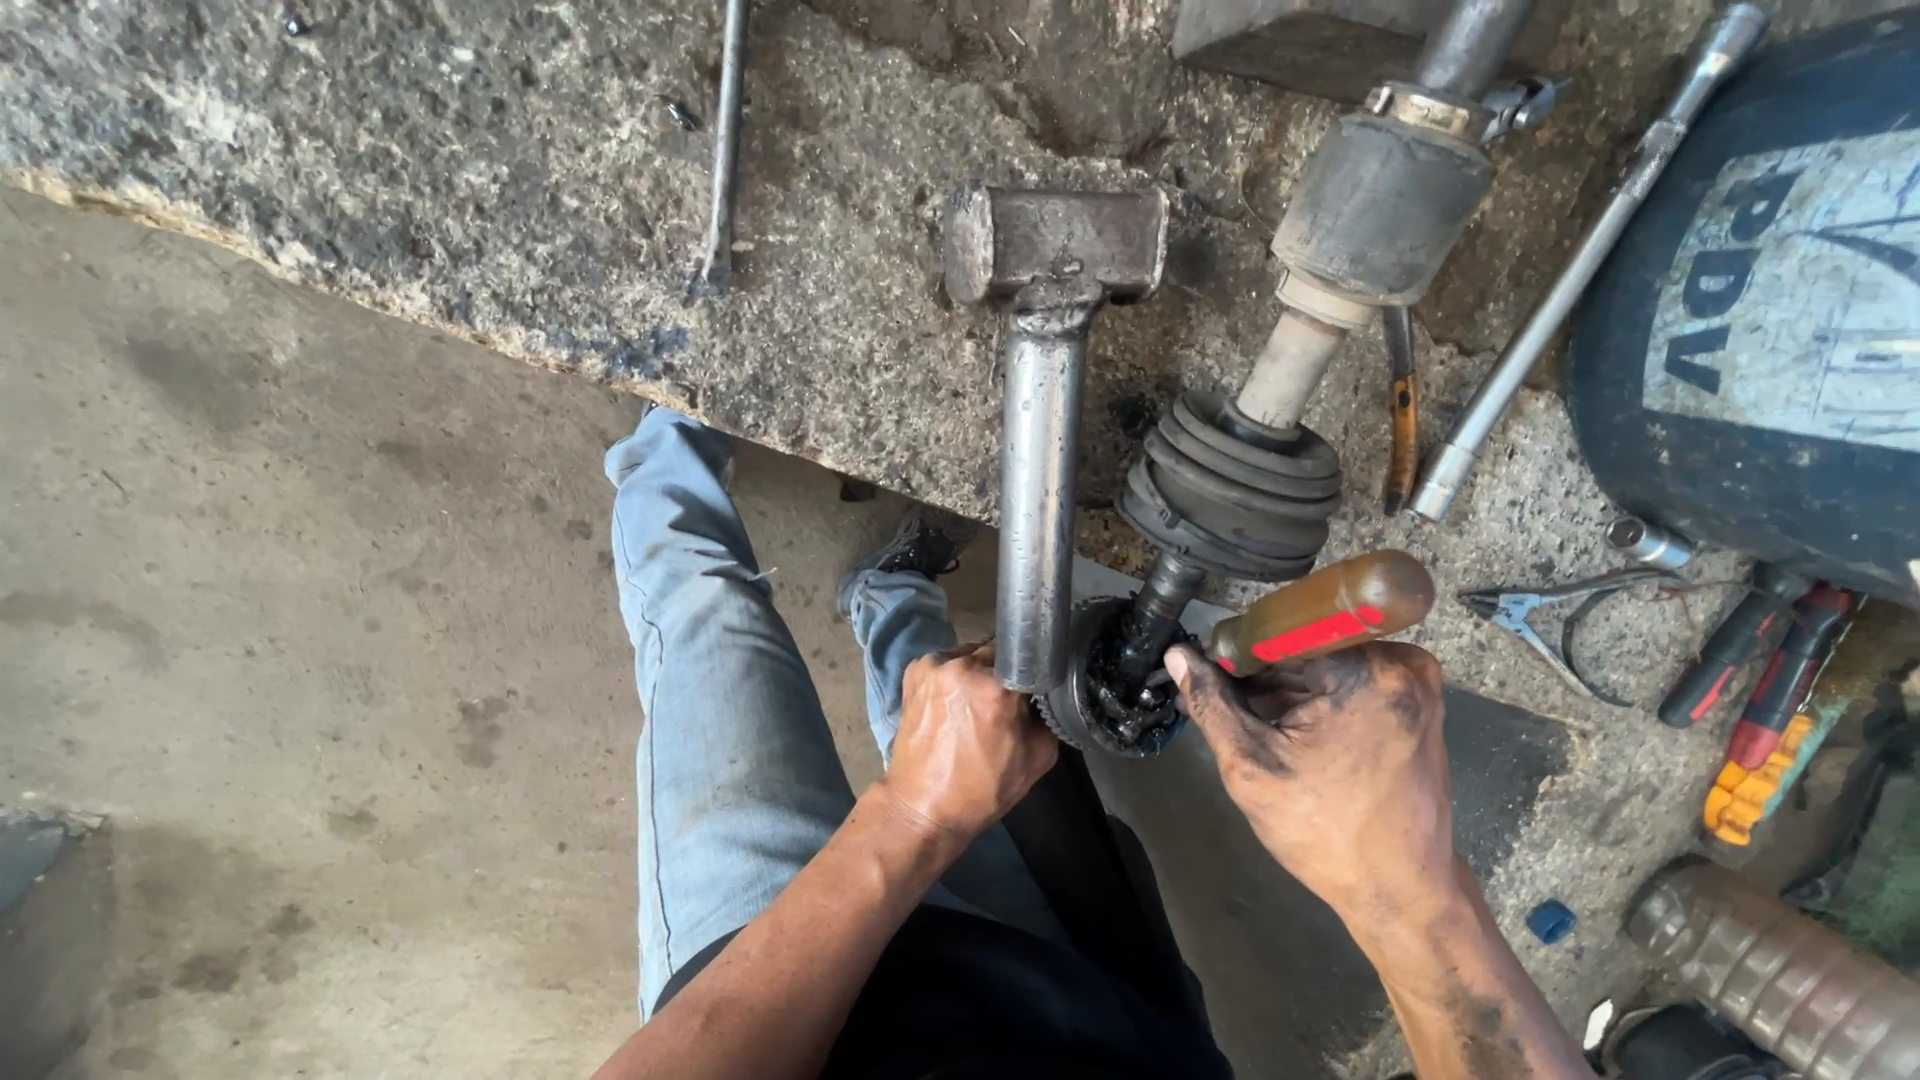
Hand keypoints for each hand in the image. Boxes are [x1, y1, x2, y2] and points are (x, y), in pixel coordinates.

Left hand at [877, 641, 1058, 843]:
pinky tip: (957, 700)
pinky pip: (947, 661)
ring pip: (971, 653)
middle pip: (998, 653)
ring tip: (979, 702)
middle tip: (1006, 702)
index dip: (1035, 676)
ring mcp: (934, 666)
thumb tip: (1045, 695)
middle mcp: (962, 667)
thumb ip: (1048, 717)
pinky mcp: (914, 670)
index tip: (1035, 693)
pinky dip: (956, 675)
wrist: (922, 806)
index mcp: (995, 688)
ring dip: (979, 671)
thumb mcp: (1037, 758)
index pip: (1029, 661)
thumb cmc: (982, 789)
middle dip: (1005, 673)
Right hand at [1165, 641, 1455, 926]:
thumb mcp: (1251, 765)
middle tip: (1224, 699)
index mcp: (1366, 670)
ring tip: (1247, 716)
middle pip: (1307, 644)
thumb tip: (1177, 655)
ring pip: (1326, 661)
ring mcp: (1415, 683)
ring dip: (1286, 684)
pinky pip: (1351, 681)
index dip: (1238, 650)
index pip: (1281, 631)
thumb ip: (1211, 702)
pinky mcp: (1417, 704)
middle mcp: (1401, 664)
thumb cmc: (1325, 831)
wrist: (1401, 891)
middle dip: (1262, 671)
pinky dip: (1315, 696)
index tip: (1211, 673)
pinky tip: (1284, 726)